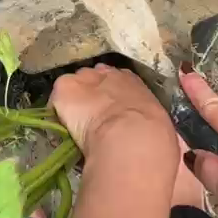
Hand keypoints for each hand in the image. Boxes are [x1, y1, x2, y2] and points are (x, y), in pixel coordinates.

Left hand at [51, 65, 177, 166]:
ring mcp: (86, 78)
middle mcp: (110, 74)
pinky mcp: (66, 88)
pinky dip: (57, 109)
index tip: (111, 115)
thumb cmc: (156, 142)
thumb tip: (150, 139)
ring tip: (75, 126)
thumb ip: (150, 129)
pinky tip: (61, 126)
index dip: (113, 98)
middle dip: (93, 96)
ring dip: (75, 102)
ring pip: (75, 86)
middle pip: (95, 80)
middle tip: (93, 121)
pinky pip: (57, 96)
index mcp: (135, 84)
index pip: (120, 84)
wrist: (134, 139)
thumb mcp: (161, 132)